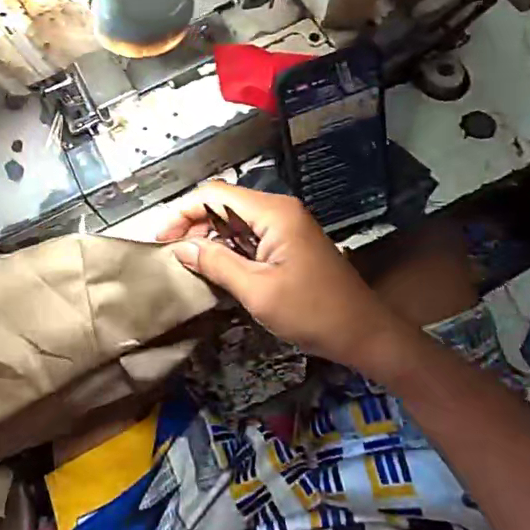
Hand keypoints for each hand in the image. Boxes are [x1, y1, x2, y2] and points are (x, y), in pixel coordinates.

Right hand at [156, 182, 402, 370]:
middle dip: (193, 223)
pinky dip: (228, 245)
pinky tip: (216, 265)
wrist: (366, 335)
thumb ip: (216, 263)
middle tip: (173, 254)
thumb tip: (180, 247)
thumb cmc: (314, 313)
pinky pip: (249, 233)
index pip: (214, 195)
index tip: (163, 240)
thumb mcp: (257, 291)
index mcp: (274, 213)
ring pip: (234, 218)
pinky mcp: (289, 241)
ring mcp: (286, 225)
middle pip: (222, 202)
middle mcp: (279, 210)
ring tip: (189, 261)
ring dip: (209, 236)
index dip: (183, 212)